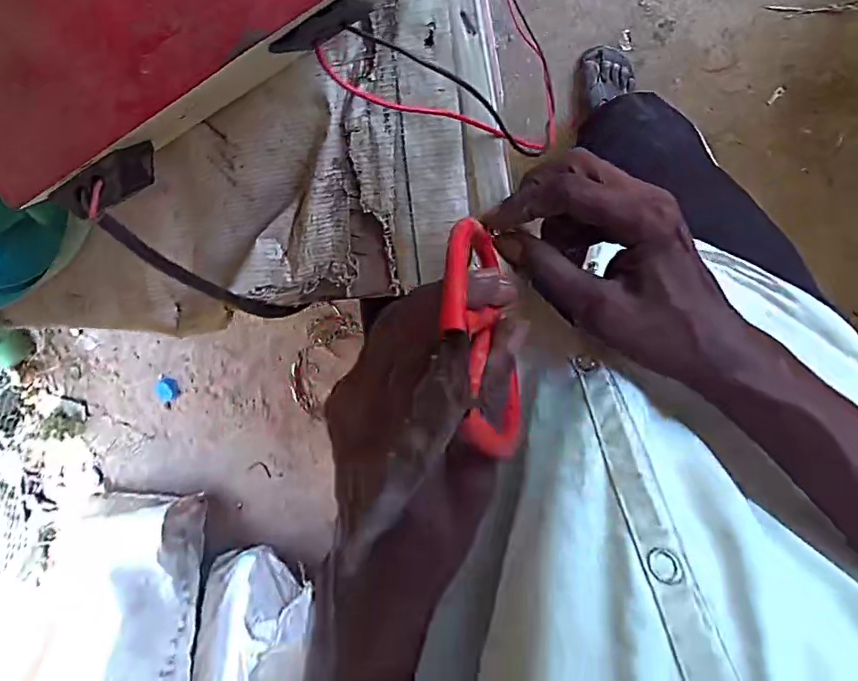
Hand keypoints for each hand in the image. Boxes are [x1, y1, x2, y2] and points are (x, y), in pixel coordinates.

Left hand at [315, 273, 522, 677]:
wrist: (378, 571)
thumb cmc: (439, 530)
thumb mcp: (481, 466)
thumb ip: (492, 392)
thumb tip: (514, 329)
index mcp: (400, 425)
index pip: (433, 340)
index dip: (471, 301)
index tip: (506, 287)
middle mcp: (362, 401)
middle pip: (404, 319)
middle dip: (454, 292)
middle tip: (499, 288)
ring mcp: (346, 395)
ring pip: (391, 325)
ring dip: (437, 304)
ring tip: (479, 301)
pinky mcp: (343, 396)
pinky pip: (382, 344)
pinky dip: (419, 325)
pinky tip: (447, 327)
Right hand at [483, 148, 748, 388]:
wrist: (717, 347)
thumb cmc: (664, 335)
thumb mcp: (598, 310)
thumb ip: (549, 271)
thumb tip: (507, 242)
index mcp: (641, 214)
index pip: (569, 188)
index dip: (525, 203)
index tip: (495, 224)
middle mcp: (648, 194)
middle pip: (578, 167)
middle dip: (539, 192)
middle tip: (514, 225)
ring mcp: (651, 200)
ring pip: (587, 180)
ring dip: (558, 209)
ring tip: (551, 254)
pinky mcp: (649, 212)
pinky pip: (601, 199)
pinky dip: (577, 219)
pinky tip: (573, 253)